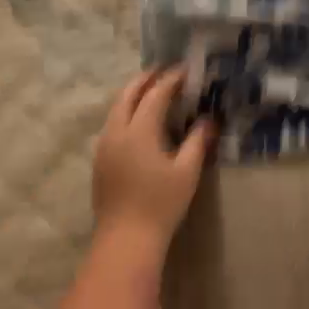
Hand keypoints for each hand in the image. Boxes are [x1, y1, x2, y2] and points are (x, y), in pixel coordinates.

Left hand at [92, 67, 215, 252]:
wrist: (126, 239)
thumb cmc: (161, 204)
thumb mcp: (187, 172)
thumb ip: (198, 141)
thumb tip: (208, 120)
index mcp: (139, 131)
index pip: (155, 95)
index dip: (170, 80)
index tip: (185, 70)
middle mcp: (116, 132)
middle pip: (127, 95)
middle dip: (145, 79)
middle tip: (163, 71)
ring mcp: (104, 146)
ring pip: (116, 109)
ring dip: (133, 95)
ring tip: (150, 90)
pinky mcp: (100, 161)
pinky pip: (112, 124)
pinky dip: (125, 112)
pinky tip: (138, 121)